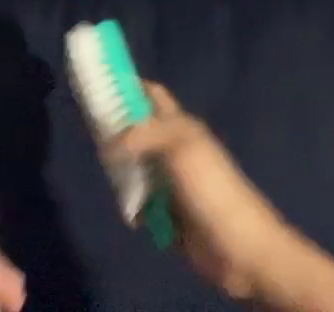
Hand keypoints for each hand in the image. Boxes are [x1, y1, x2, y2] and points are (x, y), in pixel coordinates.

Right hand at [115, 82, 289, 298]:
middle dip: (114, 130)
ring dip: (119, 171)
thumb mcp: (180, 146)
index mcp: (180, 126)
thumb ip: (142, 134)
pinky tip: (130, 211)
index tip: (98, 84)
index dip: (128, 86)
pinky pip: (136, 200)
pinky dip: (130, 204)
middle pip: (135, 129)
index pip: (151, 95)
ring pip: (132, 165)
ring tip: (110, 175)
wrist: (241, 248)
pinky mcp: (165, 211)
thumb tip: (110, 142)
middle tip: (92, 133)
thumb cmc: (212, 188)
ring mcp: (168, 181)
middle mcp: (171, 148)